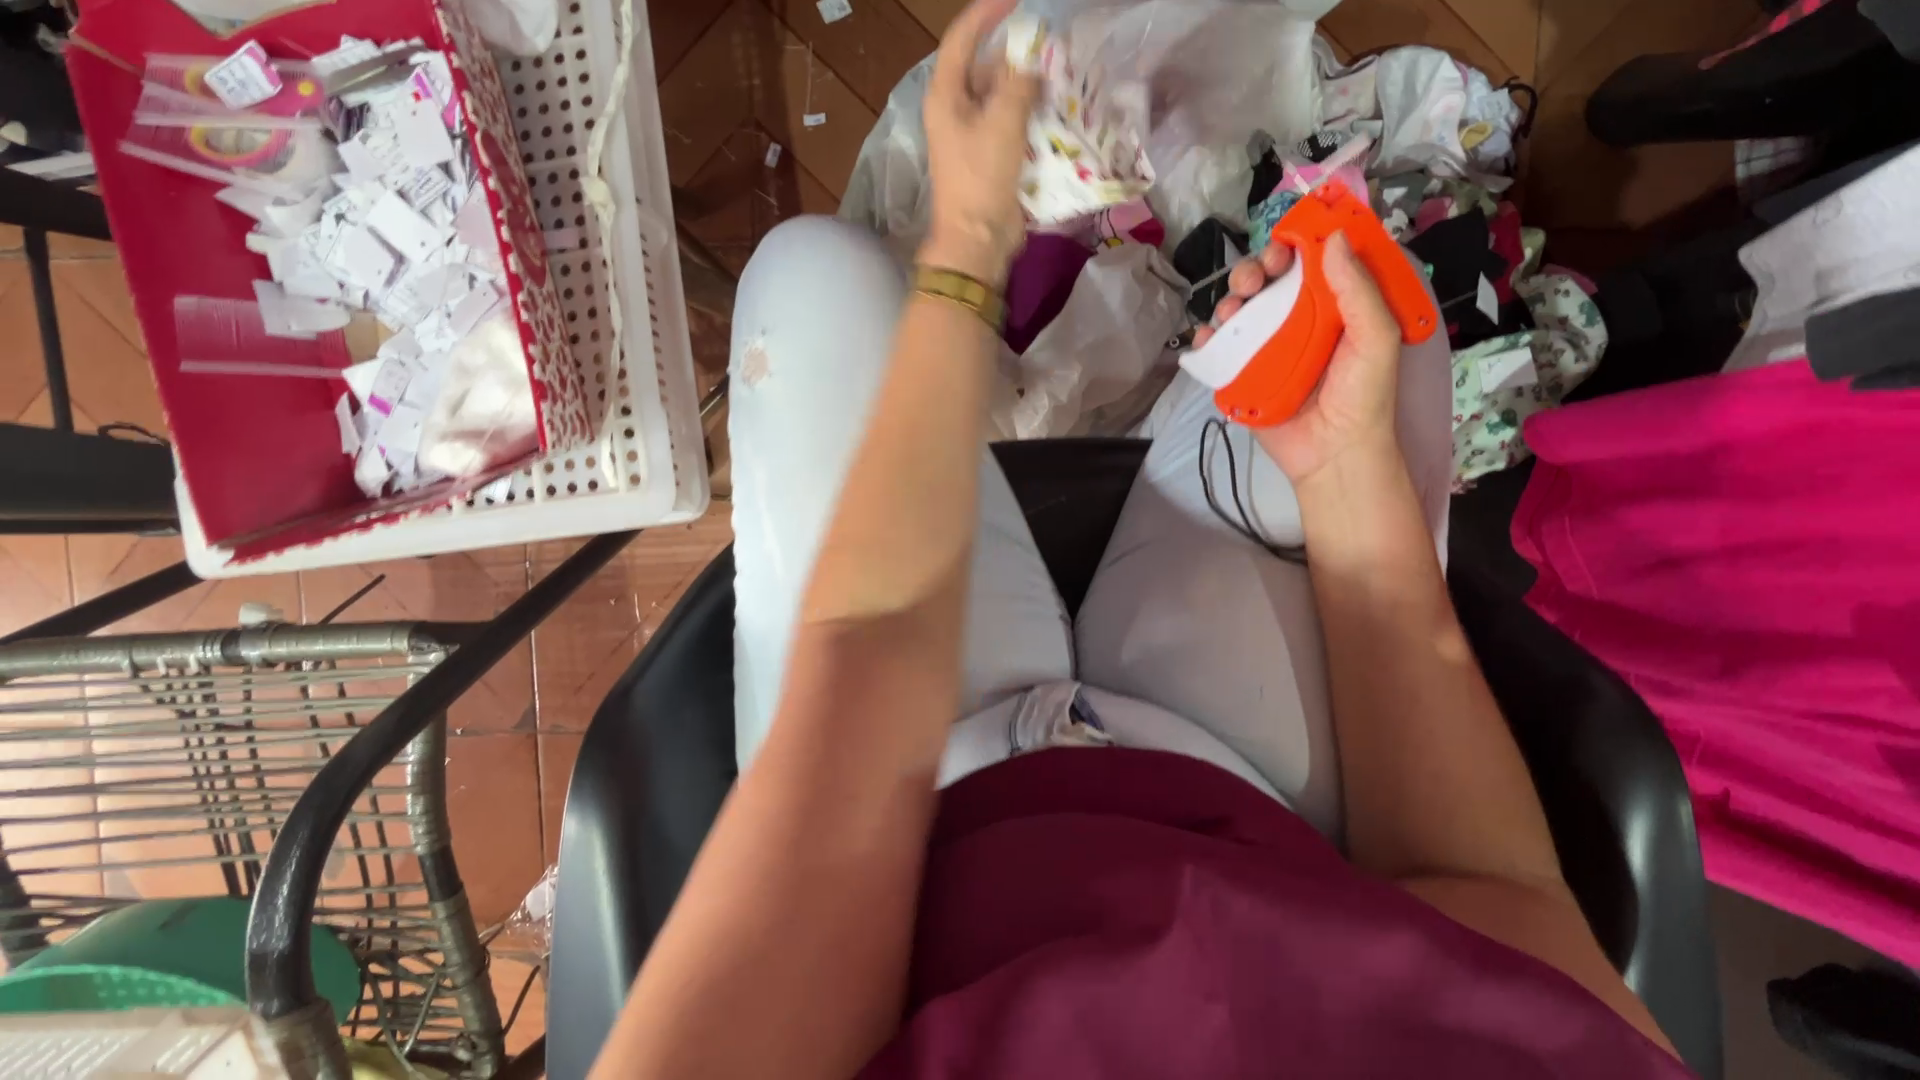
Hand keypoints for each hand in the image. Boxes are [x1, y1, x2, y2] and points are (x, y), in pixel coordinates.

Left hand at [917, 0, 1039, 285]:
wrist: (977, 240)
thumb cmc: (981, 180)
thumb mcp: (1002, 123)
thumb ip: (1018, 85)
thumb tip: (1031, 67)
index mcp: (946, 96)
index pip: (962, 39)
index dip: (987, 13)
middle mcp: (955, 111)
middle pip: (985, 68)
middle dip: (1017, 56)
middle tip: (1050, 48)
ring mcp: (973, 137)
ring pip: (1002, 97)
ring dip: (1028, 88)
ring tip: (1059, 77)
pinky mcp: (991, 159)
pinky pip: (1012, 125)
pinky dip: (1031, 116)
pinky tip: (1055, 111)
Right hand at [1193, 232, 1404, 485]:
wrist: (1332, 454)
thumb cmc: (1363, 396)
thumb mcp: (1376, 338)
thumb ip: (1359, 290)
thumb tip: (1333, 239)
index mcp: (1331, 306)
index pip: (1308, 263)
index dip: (1294, 246)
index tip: (1284, 246)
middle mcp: (1295, 321)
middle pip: (1266, 281)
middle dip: (1253, 270)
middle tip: (1253, 279)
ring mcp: (1264, 348)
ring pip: (1238, 309)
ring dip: (1228, 300)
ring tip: (1230, 311)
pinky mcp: (1241, 374)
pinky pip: (1217, 350)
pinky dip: (1205, 339)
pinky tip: (1206, 339)